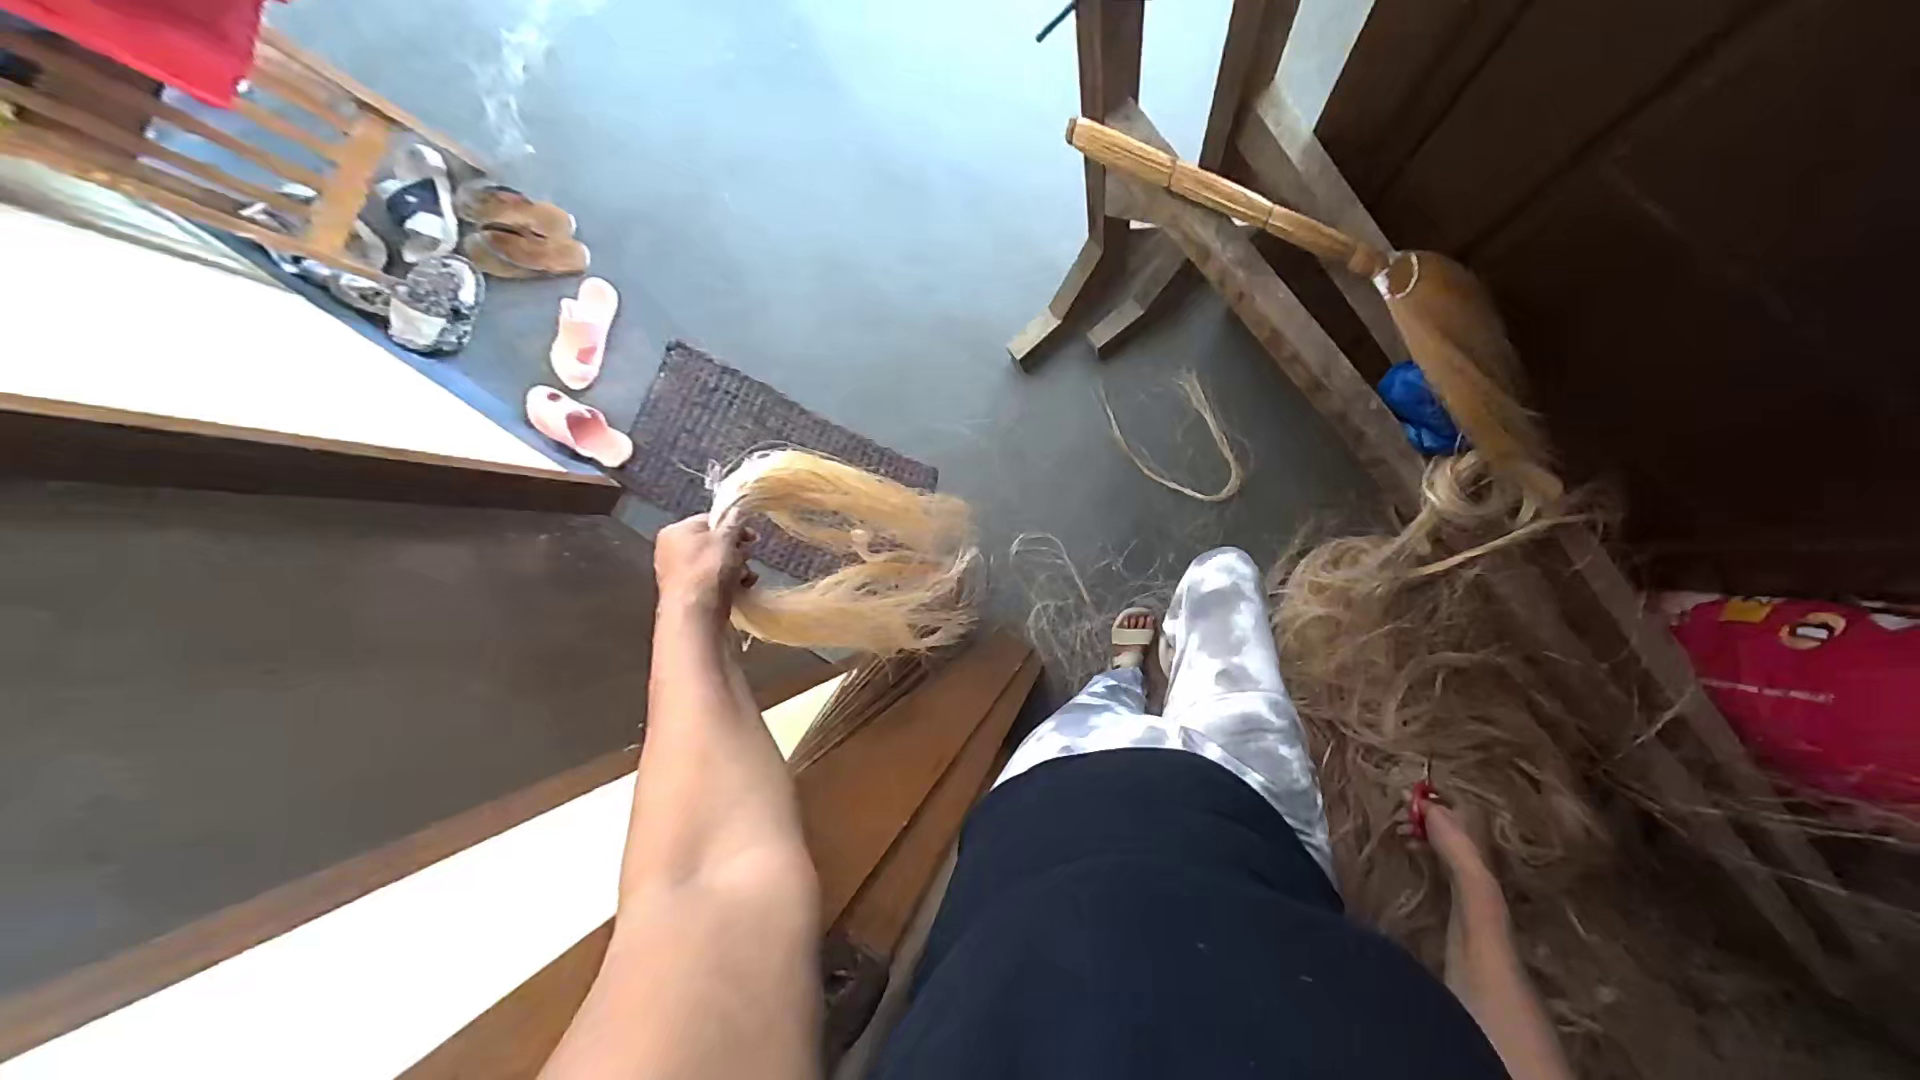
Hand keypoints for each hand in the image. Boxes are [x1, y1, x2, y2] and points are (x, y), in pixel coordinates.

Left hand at [655, 512, 758, 615]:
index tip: (751, 536)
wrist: (695, 612)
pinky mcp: (691, 594)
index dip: (733, 526)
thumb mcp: (726, 537)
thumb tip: (737, 514)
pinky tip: (740, 587)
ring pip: (718, 563)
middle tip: (746, 556)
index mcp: (675, 531)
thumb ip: (733, 522)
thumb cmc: (708, 569)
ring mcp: (680, 574)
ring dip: (737, 568)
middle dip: (737, 550)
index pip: (709, 519)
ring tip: (744, 576)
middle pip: (715, 543)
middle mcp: (672, 551)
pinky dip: (730, 582)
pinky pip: (715, 581)